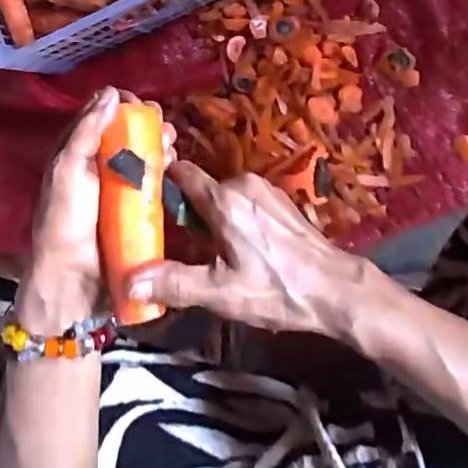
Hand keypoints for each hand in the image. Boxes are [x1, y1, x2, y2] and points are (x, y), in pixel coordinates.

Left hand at [18, 88, 175, 333]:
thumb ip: (86, 132)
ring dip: (159, 144)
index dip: (120, 107)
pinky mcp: (138, 212)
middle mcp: (97, 168)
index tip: (139, 103)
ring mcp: (119, 191)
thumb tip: (110, 92)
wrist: (73, 281)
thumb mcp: (68, 170)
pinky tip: (175, 165)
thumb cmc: (65, 219)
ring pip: (144, 157)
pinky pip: (155, 184)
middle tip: (162, 124)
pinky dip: (166, 171)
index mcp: (75, 154)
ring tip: (171, 142)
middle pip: (127, 135)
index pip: (100, 119)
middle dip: (146, 125)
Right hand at [124, 159, 373, 339]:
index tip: (145, 199)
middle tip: (181, 241)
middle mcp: (241, 184)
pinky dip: (235, 216)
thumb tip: (129, 282)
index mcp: (223, 200)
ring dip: (213, 215)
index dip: (161, 182)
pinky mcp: (280, 199)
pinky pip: (244, 200)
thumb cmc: (277, 290)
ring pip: (223, 195)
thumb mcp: (222, 294)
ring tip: (212, 249)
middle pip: (201, 188)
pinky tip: (244, 246)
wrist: (338, 290)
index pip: (180, 173)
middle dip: (189, 211)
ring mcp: (264, 189)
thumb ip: (175, 283)